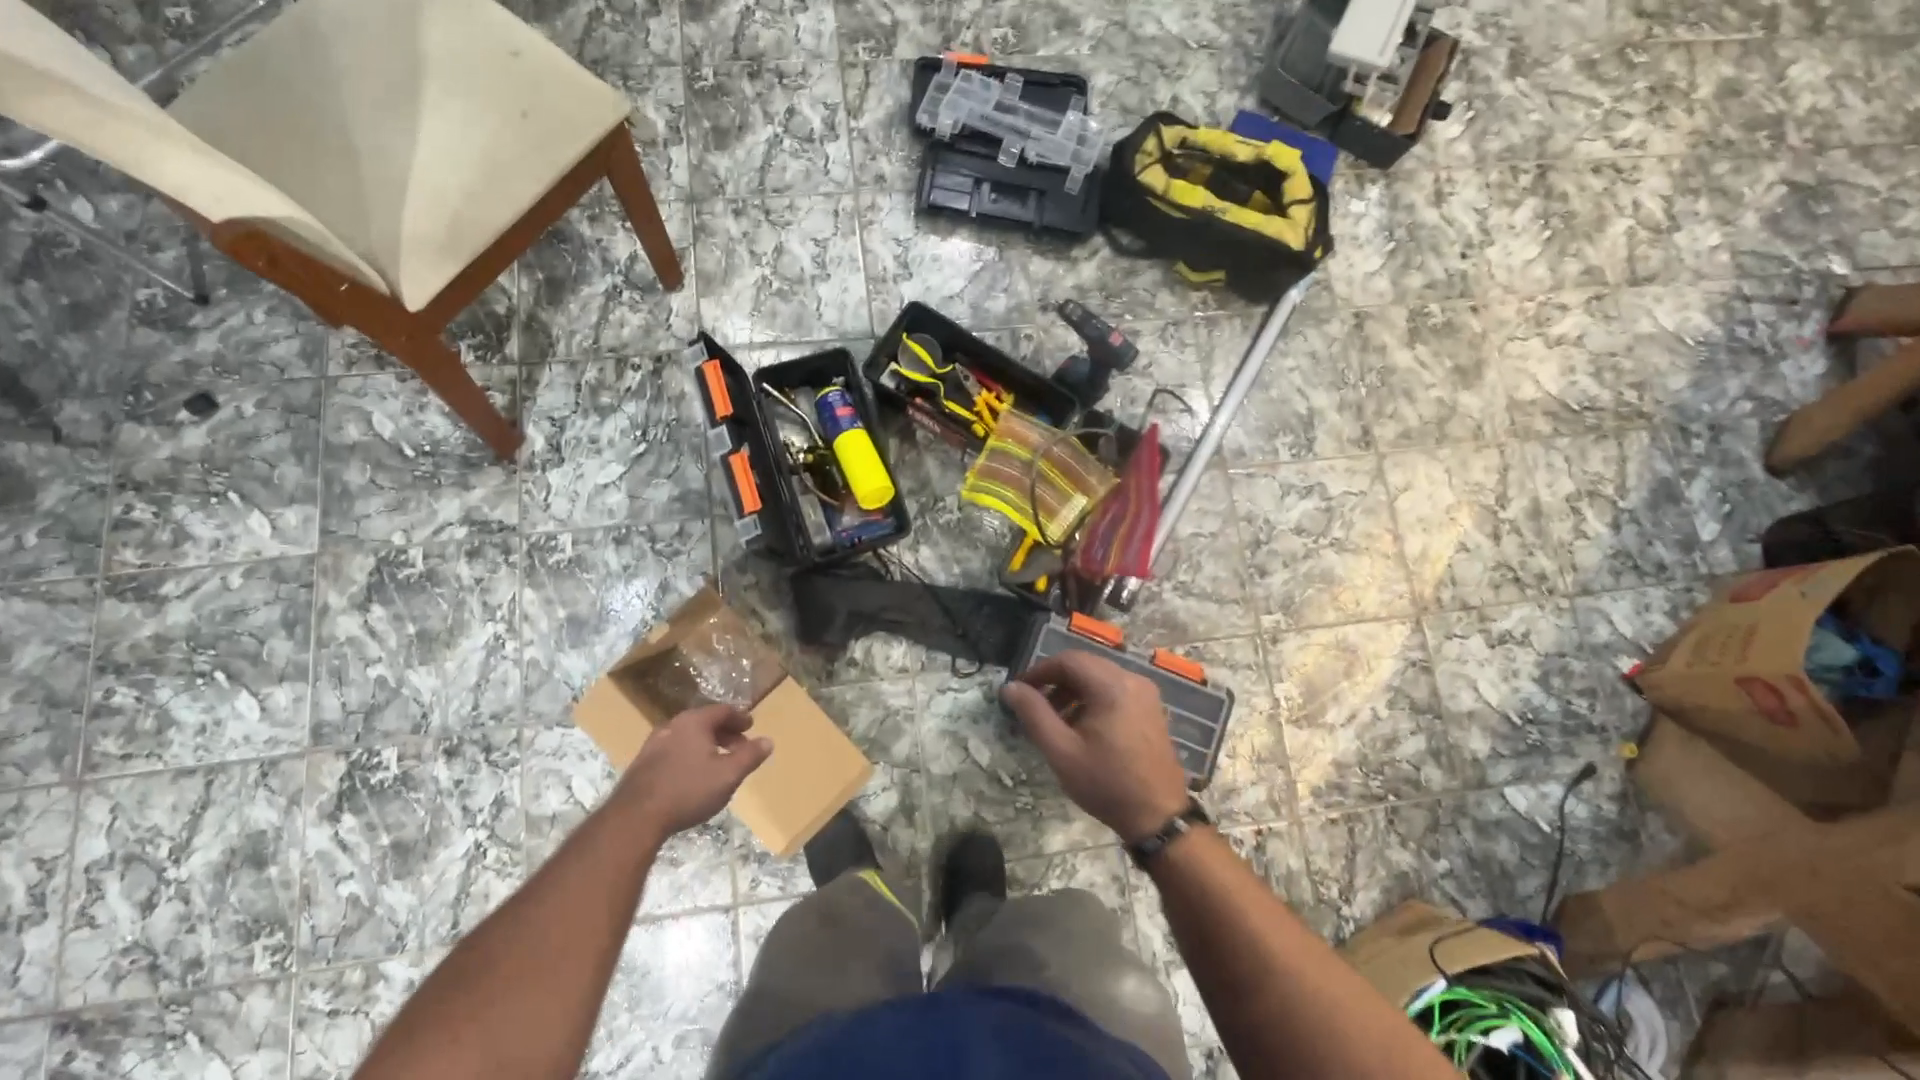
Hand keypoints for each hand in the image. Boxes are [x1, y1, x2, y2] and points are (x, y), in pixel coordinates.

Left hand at [613, 705, 773, 838]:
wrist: (635, 817)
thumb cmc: (688, 790)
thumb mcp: (728, 775)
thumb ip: (750, 756)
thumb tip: (768, 740)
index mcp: (694, 722)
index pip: (723, 711)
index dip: (740, 718)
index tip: (751, 727)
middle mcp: (672, 726)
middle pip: (704, 722)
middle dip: (724, 732)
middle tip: (739, 746)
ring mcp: (654, 744)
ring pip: (687, 736)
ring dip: (706, 744)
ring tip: (717, 762)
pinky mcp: (643, 763)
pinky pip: (673, 750)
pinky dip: (689, 754)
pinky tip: (692, 774)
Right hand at [1000, 651, 1191, 844]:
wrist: (1157, 817)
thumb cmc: (1106, 783)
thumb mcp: (1061, 751)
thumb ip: (1034, 714)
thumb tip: (1010, 687)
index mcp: (1112, 686)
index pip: (1068, 660)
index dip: (1039, 671)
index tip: (1020, 691)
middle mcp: (1133, 681)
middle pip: (1086, 666)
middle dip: (1056, 682)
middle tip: (1034, 707)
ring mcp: (1147, 695)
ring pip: (1100, 678)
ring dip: (1073, 692)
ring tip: (1055, 721)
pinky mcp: (1152, 710)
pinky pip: (1116, 691)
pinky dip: (1093, 700)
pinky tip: (1081, 728)